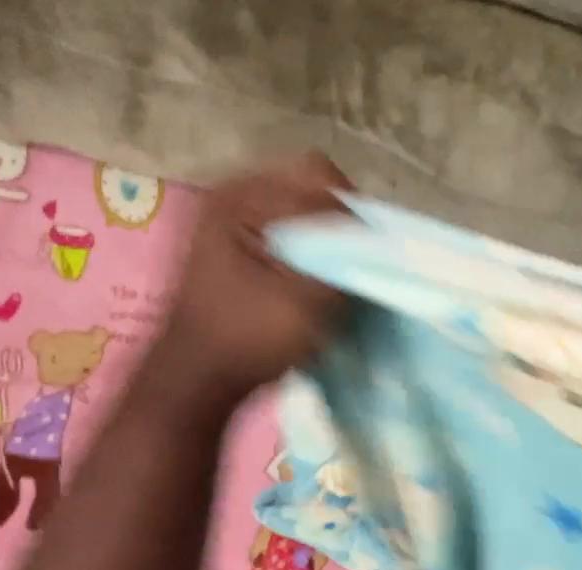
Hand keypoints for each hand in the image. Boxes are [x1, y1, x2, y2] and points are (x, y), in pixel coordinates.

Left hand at [155, 153, 352, 404]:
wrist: (199, 376)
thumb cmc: (248, 338)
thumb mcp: (307, 304)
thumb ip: (347, 268)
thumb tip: (382, 249)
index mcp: (243, 197)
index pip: (322, 180)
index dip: (354, 218)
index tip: (372, 258)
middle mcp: (235, 192)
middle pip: (312, 182)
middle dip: (344, 220)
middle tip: (361, 261)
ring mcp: (235, 214)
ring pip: (305, 204)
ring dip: (331, 234)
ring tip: (343, 271)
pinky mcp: (241, 238)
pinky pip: (292, 224)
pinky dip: (315, 245)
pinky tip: (322, 276)